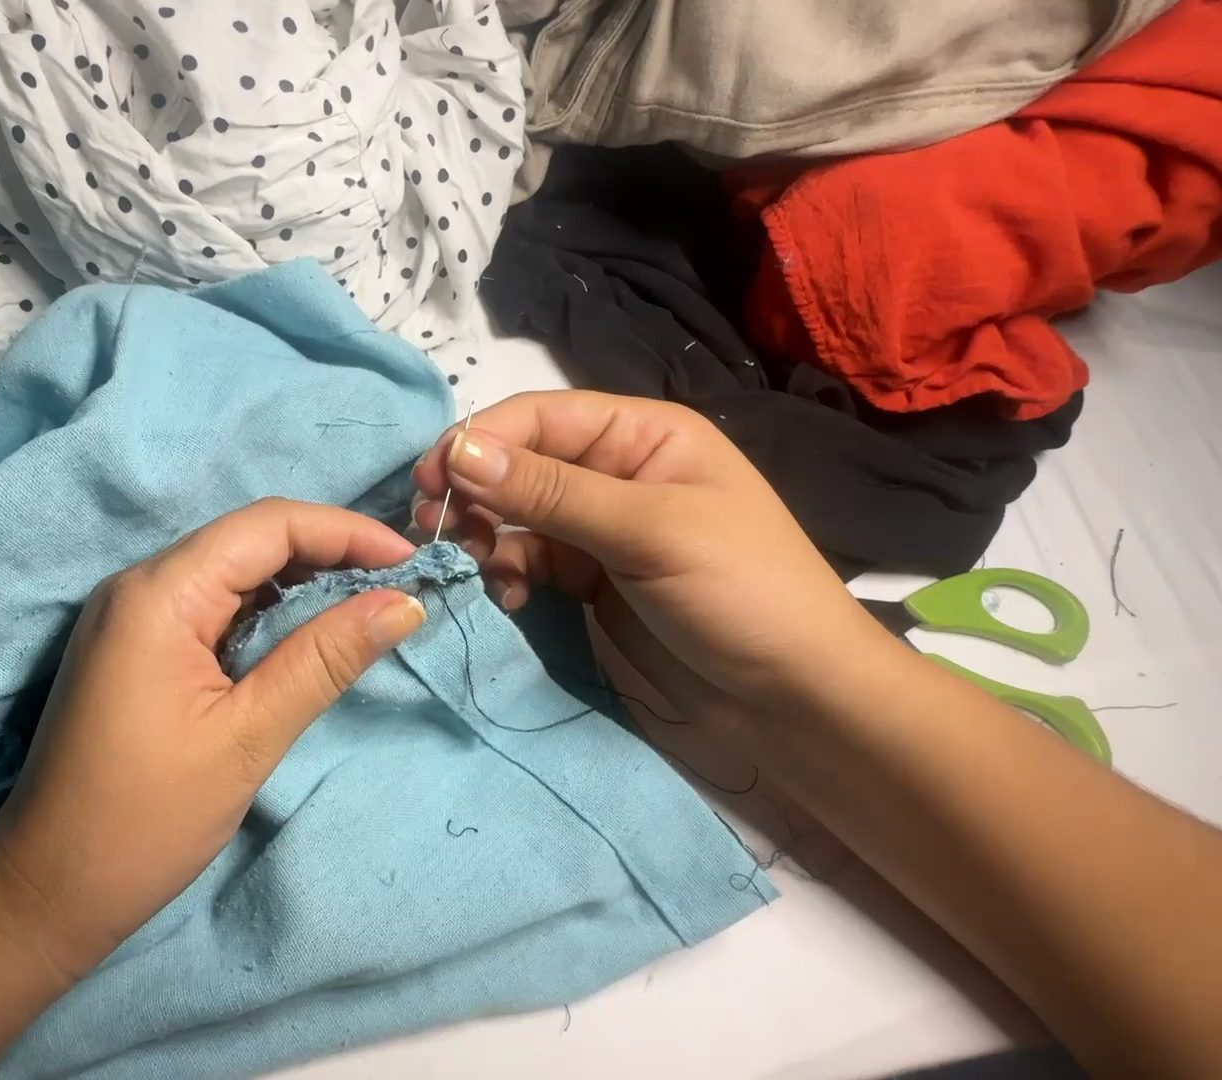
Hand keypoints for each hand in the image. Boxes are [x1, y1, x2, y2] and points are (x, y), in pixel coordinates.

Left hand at [0, 498, 426, 980]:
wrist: (48, 890)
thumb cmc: (146, 820)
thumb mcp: (248, 736)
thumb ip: (325, 659)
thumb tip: (403, 604)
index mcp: (159, 594)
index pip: (267, 526)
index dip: (346, 531)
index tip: (411, 560)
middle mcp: (140, 585)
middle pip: (250, 539)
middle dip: (329, 552)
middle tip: (398, 585)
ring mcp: (134, 613)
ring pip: (234, 570)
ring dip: (302, 582)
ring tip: (369, 605)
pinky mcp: (138, 644)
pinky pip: (214, 604)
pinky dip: (268, 611)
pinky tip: (309, 632)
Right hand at [412, 391, 899, 716]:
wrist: (793, 701)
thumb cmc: (740, 592)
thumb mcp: (647, 530)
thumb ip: (549, 491)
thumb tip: (457, 450)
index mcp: (640, 435)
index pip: (538, 418)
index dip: (477, 442)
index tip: (428, 482)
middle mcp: (612, 473)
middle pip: (517, 465)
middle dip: (473, 493)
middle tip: (433, 531)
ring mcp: (596, 530)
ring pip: (513, 516)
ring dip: (485, 539)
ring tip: (474, 569)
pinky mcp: (586, 580)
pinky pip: (526, 562)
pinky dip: (507, 576)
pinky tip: (510, 599)